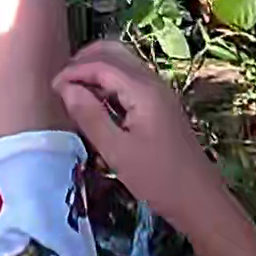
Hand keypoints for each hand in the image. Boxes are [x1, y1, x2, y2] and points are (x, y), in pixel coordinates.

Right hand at [52, 40, 219, 220]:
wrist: (203, 204)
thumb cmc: (159, 180)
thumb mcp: (118, 152)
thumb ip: (89, 116)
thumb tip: (66, 88)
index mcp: (143, 91)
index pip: (100, 64)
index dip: (72, 72)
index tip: (53, 89)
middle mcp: (152, 82)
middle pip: (112, 51)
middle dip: (82, 61)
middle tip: (63, 84)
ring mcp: (159, 90)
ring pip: (121, 60)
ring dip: (94, 67)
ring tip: (75, 90)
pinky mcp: (160, 101)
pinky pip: (128, 75)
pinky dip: (107, 78)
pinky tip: (97, 100)